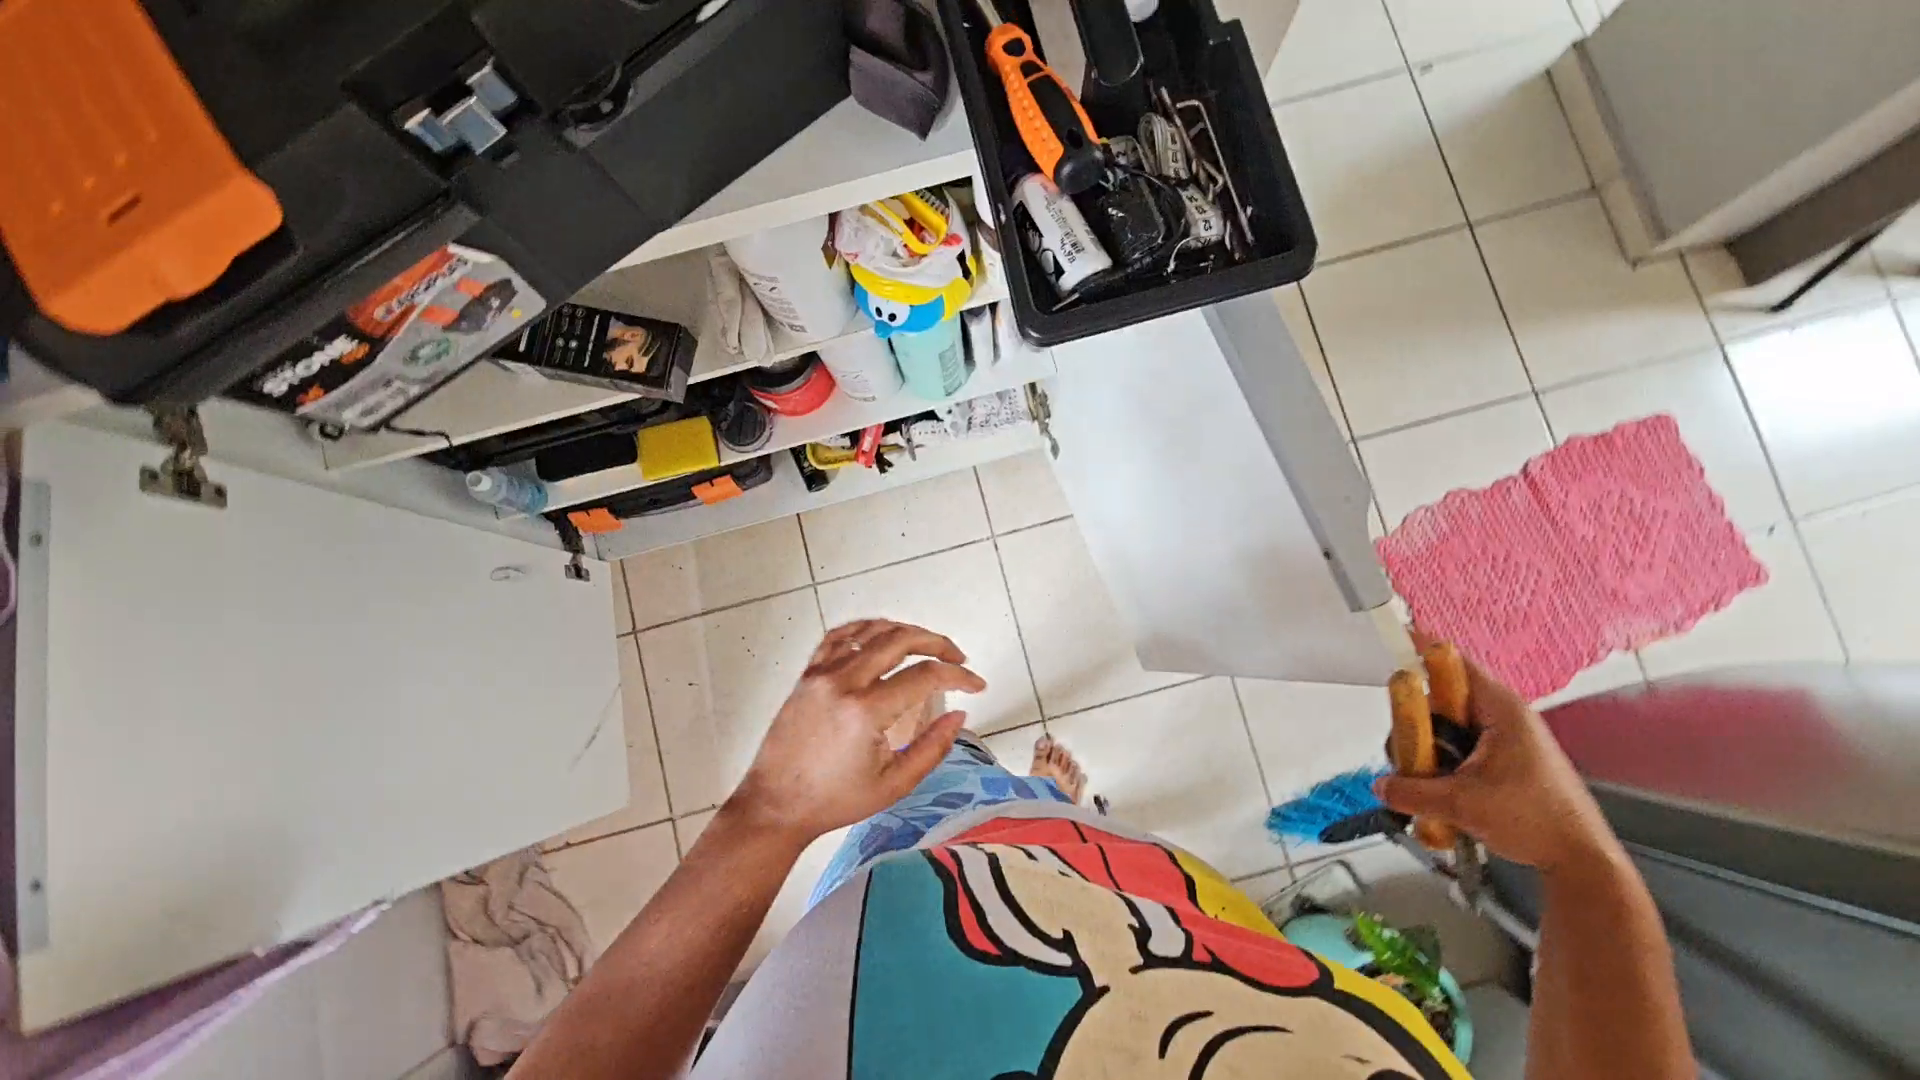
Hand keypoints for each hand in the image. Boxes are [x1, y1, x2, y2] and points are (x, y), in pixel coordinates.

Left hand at [727, 620, 985, 844]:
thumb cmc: (835, 801)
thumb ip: (933, 748)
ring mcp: (821, 673)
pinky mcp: (807, 674)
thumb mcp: (894, 784)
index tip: (976, 685)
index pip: (925, 676)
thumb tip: (959, 715)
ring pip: (871, 631)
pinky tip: (882, 635)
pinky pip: (839, 636)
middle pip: (901, 639)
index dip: (958, 676)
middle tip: (958, 658)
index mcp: (866, 711)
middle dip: (938, 643)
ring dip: (905, 631)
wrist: (776, 804)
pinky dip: (865, 629)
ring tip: (927, 645)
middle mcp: (843, 681)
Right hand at [1375, 645, 1620, 875]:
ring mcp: (1502, 739)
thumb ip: (1411, 791)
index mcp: (1500, 710)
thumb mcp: (1461, 804)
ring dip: (1428, 753)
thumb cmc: (1536, 820)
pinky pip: (1458, 749)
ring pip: (1446, 729)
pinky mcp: (1502, 761)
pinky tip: (1441, 795)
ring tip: (1428, 785)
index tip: (1394, 642)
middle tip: (1411, 756)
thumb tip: (1381, 785)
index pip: (1452, 663)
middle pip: (1440, 701)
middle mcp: (1501, 717)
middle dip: (1417, 727)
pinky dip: (1442, 767)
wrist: (1580, 859)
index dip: (1421, 651)